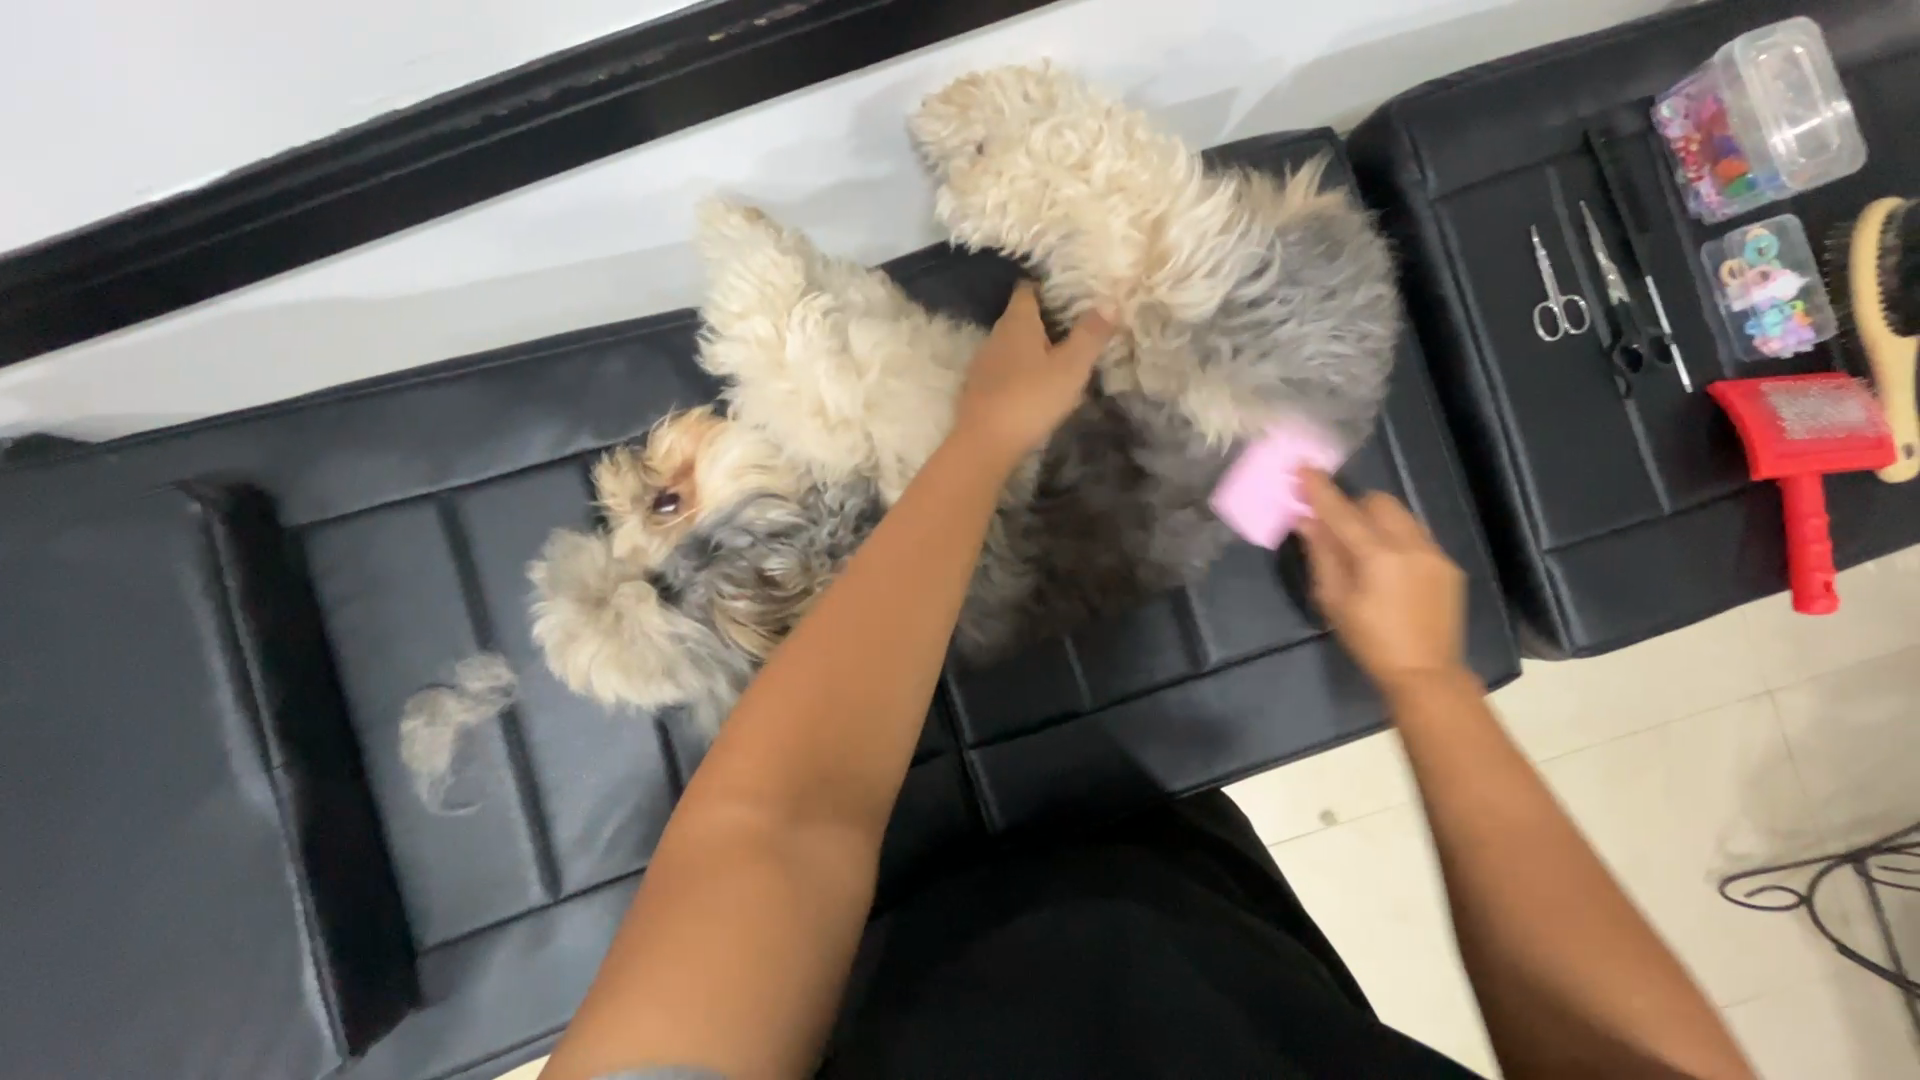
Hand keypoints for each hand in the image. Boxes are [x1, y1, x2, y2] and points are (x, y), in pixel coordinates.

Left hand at [952, 283, 1115, 468]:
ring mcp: (982, 364)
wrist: (984, 444)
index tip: (1068, 295)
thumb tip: (1109, 303)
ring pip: (1010, 346)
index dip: (1046, 288)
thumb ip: (1090, 334)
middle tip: (1072, 329)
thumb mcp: (1071, 367)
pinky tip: (1034, 388)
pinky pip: (1002, 371)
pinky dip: (1019, 373)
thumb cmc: (1031, 399)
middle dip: (1043, 320)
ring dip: (1031, 349)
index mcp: (1016, 322)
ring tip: (1057, 359)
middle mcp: (994, 336)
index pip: (1027, 290)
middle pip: (1019, 318)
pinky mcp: (977, 390)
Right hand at [1298, 470, 1467, 694]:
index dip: (1320, 489)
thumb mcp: (1334, 601)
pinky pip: (1417, 536)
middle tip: (1336, 526)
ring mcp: (1435, 554)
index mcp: (1377, 556)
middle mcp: (1410, 545)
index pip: (1342, 511)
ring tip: (1363, 547)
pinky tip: (1389, 568)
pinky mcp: (1449, 565)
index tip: (1302, 467)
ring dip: (1376, 520)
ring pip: (1401, 516)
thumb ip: (1322, 555)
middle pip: (1379, 502)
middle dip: (1354, 506)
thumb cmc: (1369, 640)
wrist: (1425, 672)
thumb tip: (1306, 521)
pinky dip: (1396, 539)